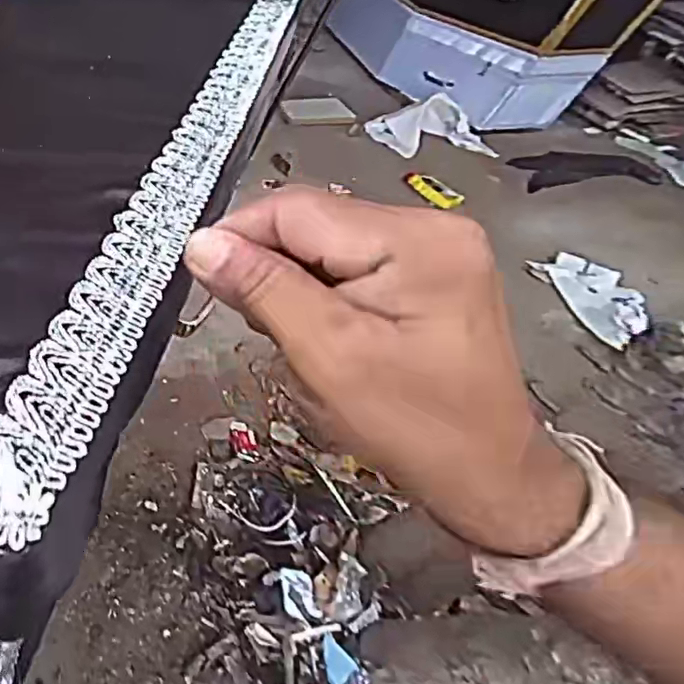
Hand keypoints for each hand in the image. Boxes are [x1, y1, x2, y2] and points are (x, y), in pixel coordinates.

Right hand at [182, 187, 585, 556]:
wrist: (483, 474)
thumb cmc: (410, 422)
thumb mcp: (324, 354)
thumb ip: (261, 289)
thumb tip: (201, 245)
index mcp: (414, 241)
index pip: (292, 209)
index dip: (235, 238)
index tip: (204, 280)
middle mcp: (427, 228)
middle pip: (304, 220)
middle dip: (259, 263)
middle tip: (249, 316)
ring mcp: (426, 248)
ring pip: (312, 240)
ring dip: (278, 278)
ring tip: (284, 327)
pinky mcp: (417, 269)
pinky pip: (333, 259)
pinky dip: (302, 287)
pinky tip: (307, 324)